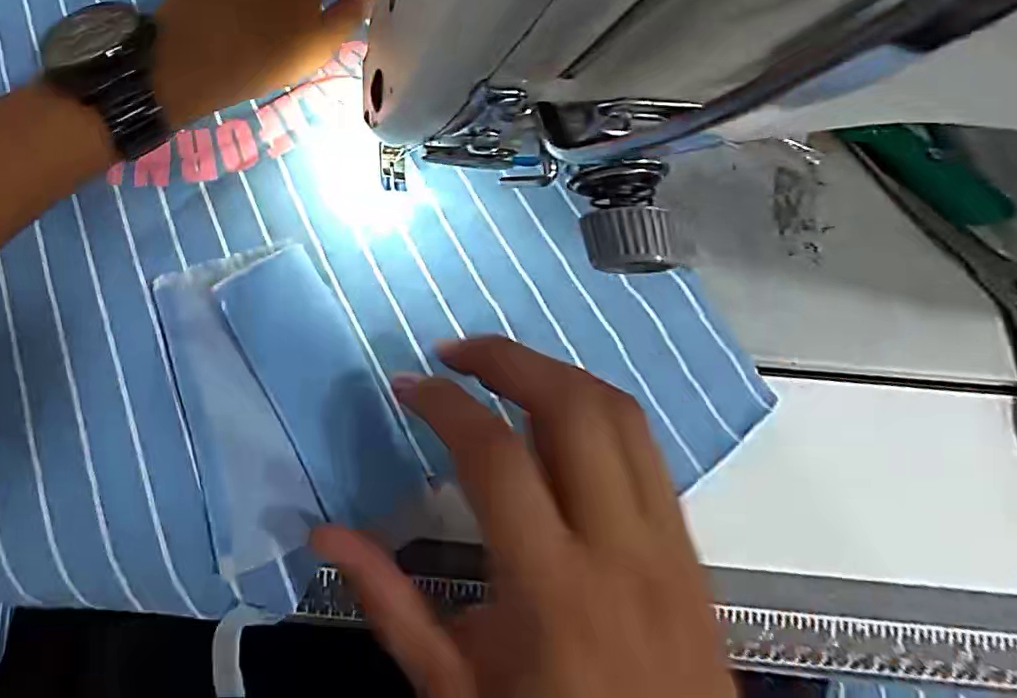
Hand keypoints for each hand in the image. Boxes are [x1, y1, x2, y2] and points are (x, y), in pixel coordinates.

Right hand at [313, 338, 734, 697]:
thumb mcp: (456, 689)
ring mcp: (668, 543)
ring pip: (619, 414)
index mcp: (554, 590)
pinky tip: (551, 412)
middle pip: (573, 408)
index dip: (445, 405)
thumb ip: (389, 604)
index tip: (408, 385)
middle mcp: (620, 550)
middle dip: (507, 359)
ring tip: (498, 367)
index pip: (497, 456)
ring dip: (553, 370)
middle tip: (455, 353)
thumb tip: (324, 535)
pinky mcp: (691, 546)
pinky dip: (592, 405)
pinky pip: (645, 445)